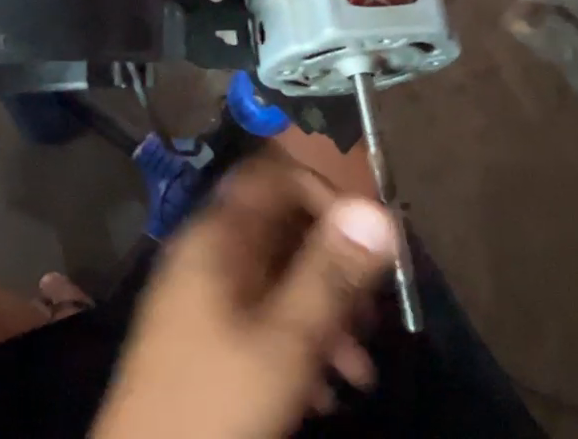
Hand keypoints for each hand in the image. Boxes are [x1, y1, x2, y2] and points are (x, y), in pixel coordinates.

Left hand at [92, 154, 398, 438]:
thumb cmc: (216, 399)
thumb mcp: (285, 340)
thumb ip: (331, 273)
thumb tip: (376, 210)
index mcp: (218, 237)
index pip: (276, 178)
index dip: (325, 196)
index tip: (370, 242)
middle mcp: (207, 253)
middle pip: (282, 231)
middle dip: (335, 270)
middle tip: (374, 317)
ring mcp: (202, 295)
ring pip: (277, 280)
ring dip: (324, 316)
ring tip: (359, 371)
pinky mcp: (203, 336)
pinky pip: (260, 317)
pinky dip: (297, 343)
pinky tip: (325, 392)